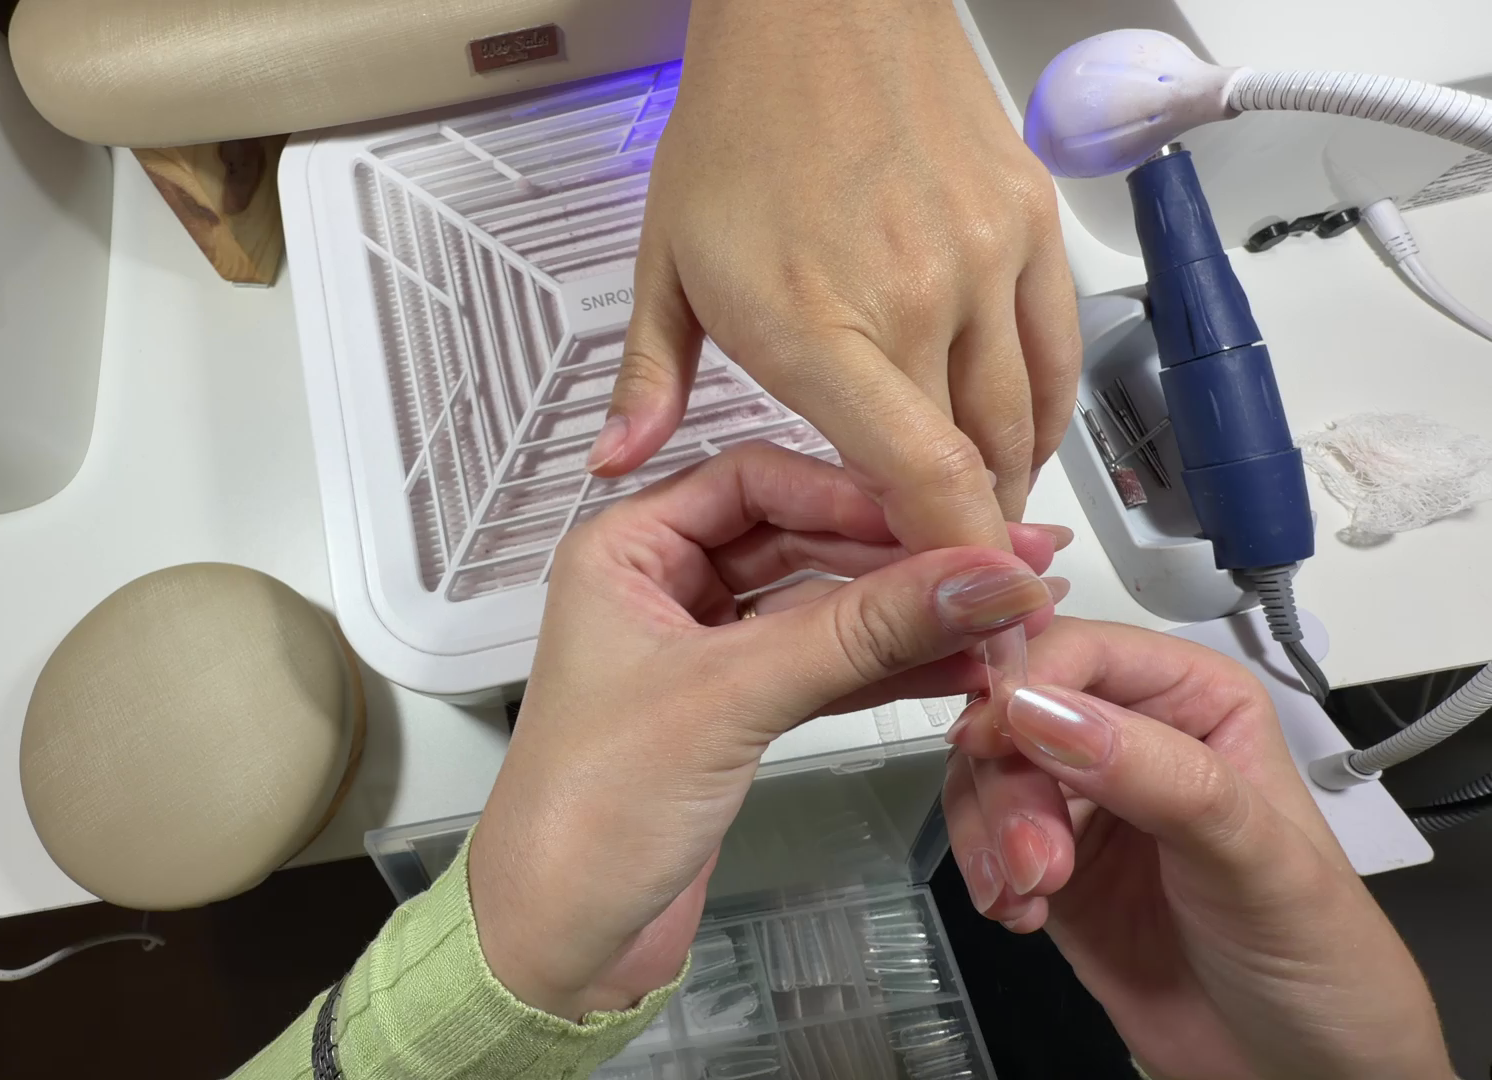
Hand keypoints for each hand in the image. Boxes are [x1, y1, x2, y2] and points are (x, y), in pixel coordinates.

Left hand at [467, 442, 1069, 1020]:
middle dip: (889, 552)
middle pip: (790, 535)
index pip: (750, 480)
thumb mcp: (730, 696)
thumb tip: (984, 575)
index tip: (947, 513)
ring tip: (997, 615)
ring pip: (811, 601)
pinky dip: (878, 664)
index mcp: (623, 549)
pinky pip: (814, 659)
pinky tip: (953, 665)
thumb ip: (861, 632)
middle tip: (996, 563)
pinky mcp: (728, 700)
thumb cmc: (595, 805)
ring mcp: (696, 642)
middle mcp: (657, 582)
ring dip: (897, 611)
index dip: (850, 491)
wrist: (564, 929)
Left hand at [589, 0, 1079, 550]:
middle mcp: (918, 301)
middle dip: (963, 536)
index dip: (941, 554)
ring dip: (1004, 483)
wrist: (815, 10)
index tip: (944, 600)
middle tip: (942, 580)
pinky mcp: (1027, 226)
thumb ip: (646, 384)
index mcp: (816, 329)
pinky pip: (1060, 349)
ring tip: (967, 521)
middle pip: (978, 463)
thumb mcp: (662, 273)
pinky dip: (1042, 415)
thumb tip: (615, 460)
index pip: (913, 475)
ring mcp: (986, 259)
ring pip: (1029, 417)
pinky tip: (1011, 441)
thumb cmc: (735, 136)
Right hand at [944, 619, 1449, 1079]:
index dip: (1023, 682)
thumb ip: (1162, 779)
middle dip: (1008, 786)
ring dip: (991, 832)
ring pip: (979, 765)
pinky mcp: (1028, 835)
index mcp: (1187, 701)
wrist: (1277, 1073)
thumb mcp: (1260, 865)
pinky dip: (979, 863)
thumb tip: (1039, 712)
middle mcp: (1116, 728)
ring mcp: (1065, 784)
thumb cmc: (1316, 964)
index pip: (1080, 650)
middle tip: (1032, 859)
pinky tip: (1018, 908)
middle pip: (1010, 710)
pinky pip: (969, 819)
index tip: (990, 738)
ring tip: (1029, 895)